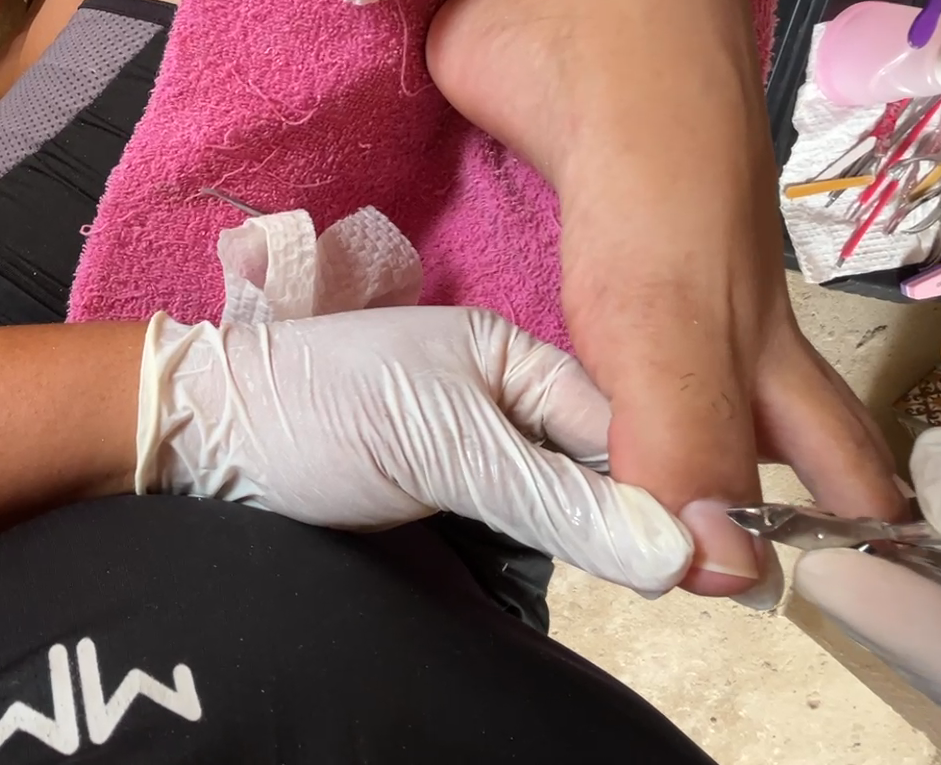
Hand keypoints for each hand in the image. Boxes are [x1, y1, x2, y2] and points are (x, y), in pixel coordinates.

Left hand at [135, 307, 694, 593]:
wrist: (216, 436)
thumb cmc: (321, 416)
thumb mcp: (442, 445)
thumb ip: (555, 495)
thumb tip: (687, 553)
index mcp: (506, 354)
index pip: (619, 417)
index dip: (672, 482)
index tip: (724, 561)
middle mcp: (498, 392)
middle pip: (598, 460)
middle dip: (636, 515)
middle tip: (686, 585)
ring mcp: (469, 440)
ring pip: (564, 495)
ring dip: (596, 536)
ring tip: (643, 582)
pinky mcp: (441, 484)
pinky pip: (519, 517)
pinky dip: (547, 545)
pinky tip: (577, 570)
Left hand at [427, 0, 904, 599]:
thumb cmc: (636, 88)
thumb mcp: (663, 270)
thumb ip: (678, 400)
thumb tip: (704, 549)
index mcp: (737, 311)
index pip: (784, 457)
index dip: (765, 537)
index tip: (715, 602)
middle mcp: (692, 285)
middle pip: (734, 415)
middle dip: (724, 497)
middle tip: (682, 570)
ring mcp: (624, 242)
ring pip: (644, 362)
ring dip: (634, 430)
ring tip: (608, 495)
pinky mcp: (555, 208)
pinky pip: (556, 304)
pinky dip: (550, 359)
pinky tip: (533, 385)